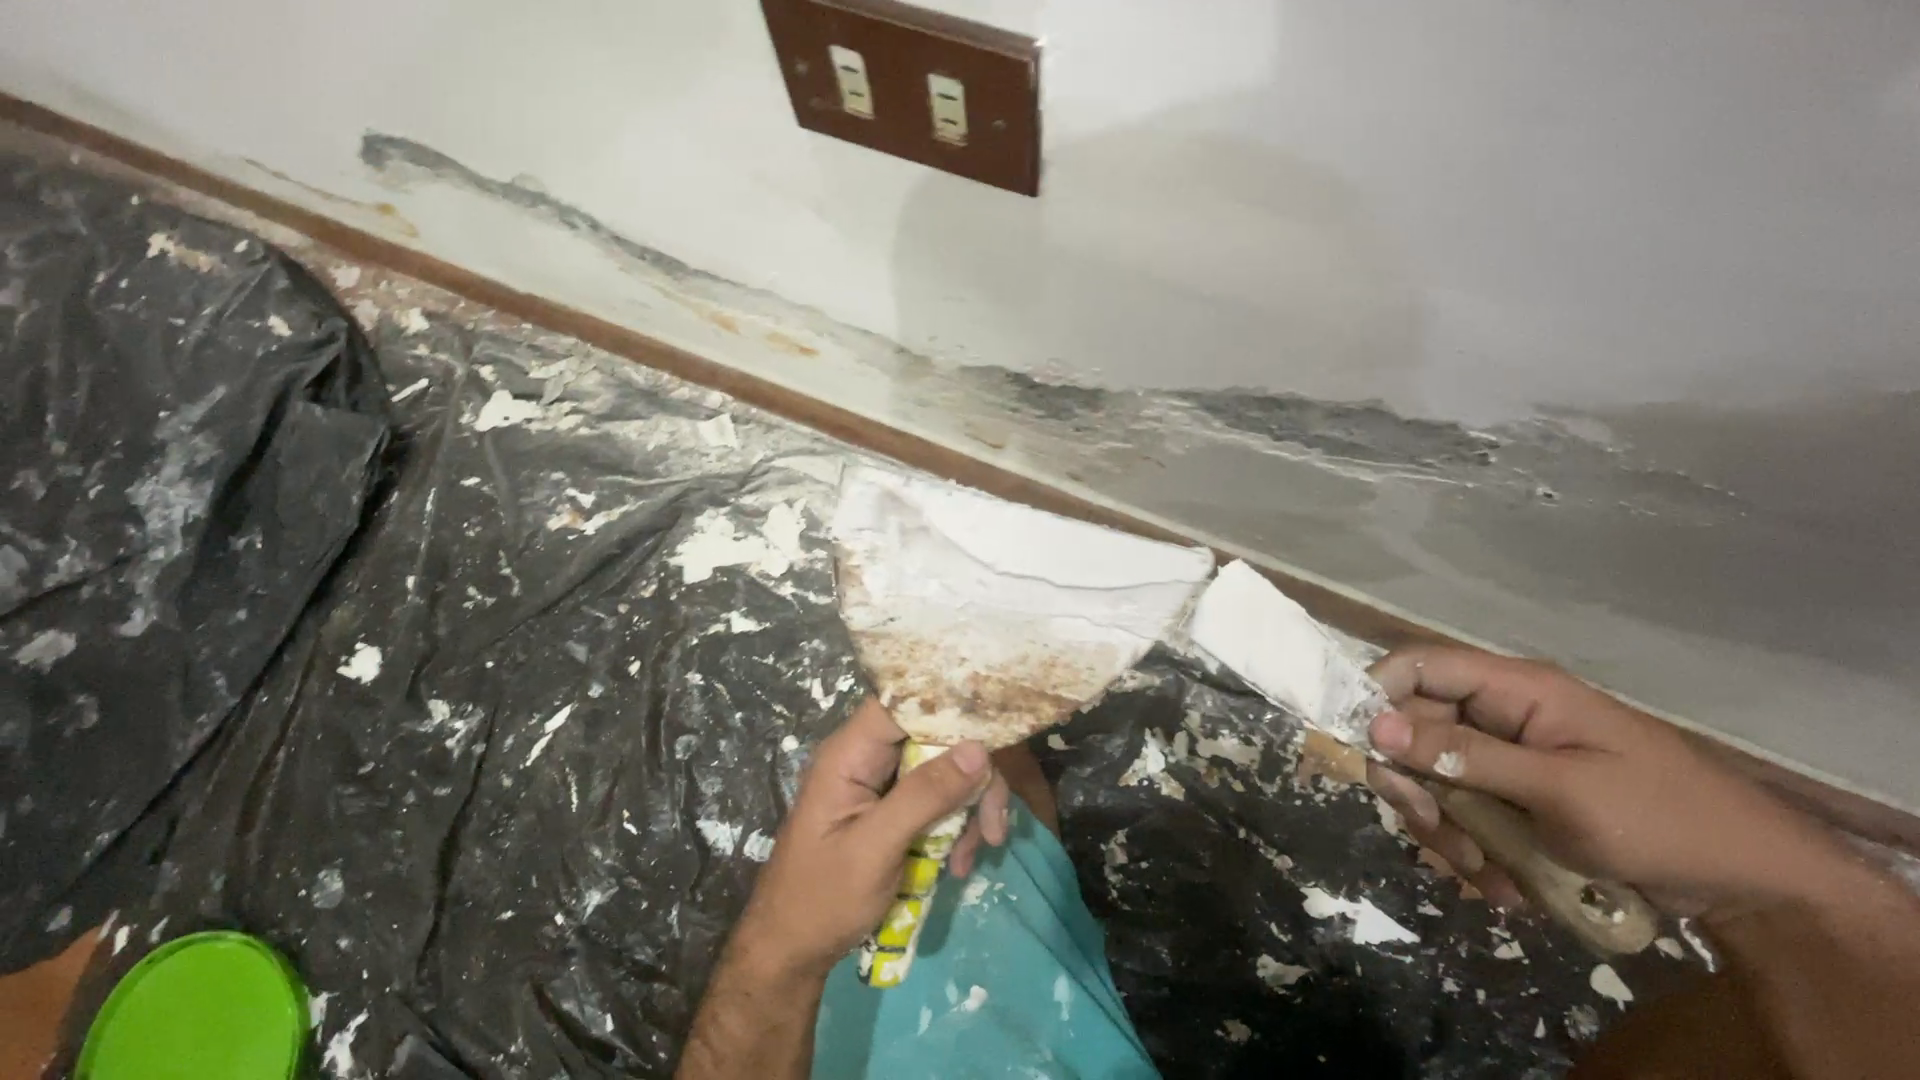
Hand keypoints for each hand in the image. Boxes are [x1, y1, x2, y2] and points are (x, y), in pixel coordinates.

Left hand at [728, 698, 1006, 979]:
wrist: (793, 951)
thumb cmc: (822, 899)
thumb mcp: (875, 849)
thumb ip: (924, 796)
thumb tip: (979, 748)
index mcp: (850, 754)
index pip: (902, 701)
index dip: (948, 704)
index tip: (993, 728)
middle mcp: (866, 758)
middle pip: (934, 737)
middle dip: (971, 776)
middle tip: (992, 826)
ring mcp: (881, 784)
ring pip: (943, 769)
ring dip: (969, 807)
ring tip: (977, 852)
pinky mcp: (893, 809)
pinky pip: (937, 799)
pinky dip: (956, 826)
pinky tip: (959, 863)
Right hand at [1363, 645, 1848, 916]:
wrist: (1749, 882)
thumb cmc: (1661, 819)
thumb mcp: (1559, 790)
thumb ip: (1464, 755)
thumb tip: (1374, 726)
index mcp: (1515, 690)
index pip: (1417, 665)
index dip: (1374, 693)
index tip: (1357, 747)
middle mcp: (1500, 715)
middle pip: (1412, 730)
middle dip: (1413, 786)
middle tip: (1430, 829)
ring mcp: (1505, 759)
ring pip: (1431, 781)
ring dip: (1443, 830)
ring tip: (1482, 873)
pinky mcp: (1513, 798)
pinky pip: (1462, 815)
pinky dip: (1471, 851)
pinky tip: (1503, 884)